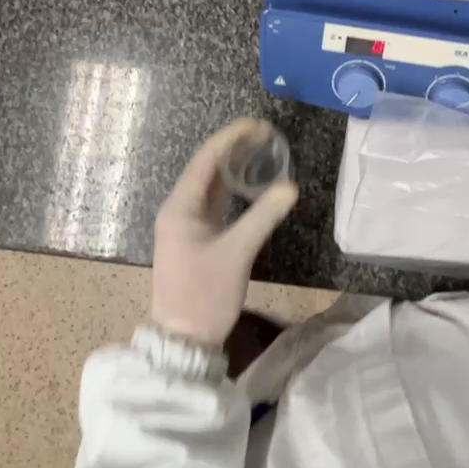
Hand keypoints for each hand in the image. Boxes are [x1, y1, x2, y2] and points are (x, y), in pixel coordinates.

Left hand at [151, 119, 298, 346]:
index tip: (257, 124)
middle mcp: (178, 210)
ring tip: (262, 151)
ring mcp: (185, 225)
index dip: (231, 138)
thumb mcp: (237, 253)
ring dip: (234, 168)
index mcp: (179, 207)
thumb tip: (290, 187)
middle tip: (266, 135)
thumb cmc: (204, 295)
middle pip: (207, 169)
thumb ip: (263, 216)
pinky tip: (252, 184)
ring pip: (211, 186)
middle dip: (235, 149)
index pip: (205, 160)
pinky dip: (232, 190)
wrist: (183, 343)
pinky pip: (214, 203)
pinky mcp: (195, 239)